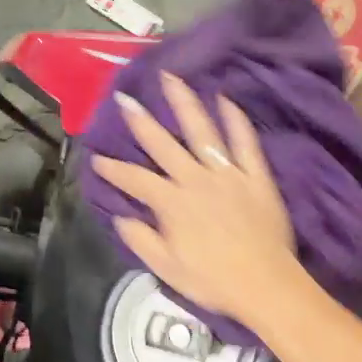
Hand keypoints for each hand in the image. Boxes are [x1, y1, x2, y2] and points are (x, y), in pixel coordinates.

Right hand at [91, 71, 302, 324]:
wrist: (264, 283)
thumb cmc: (213, 281)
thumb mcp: (167, 267)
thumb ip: (142, 239)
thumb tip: (121, 217)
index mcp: (172, 203)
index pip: (135, 180)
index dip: (113, 170)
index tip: (96, 159)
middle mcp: (196, 180)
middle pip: (164, 144)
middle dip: (141, 121)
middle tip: (124, 97)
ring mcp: (228, 174)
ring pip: (203, 131)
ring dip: (185, 103)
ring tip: (172, 78)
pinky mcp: (256, 177)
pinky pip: (245, 143)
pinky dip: (235, 120)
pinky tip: (226, 99)